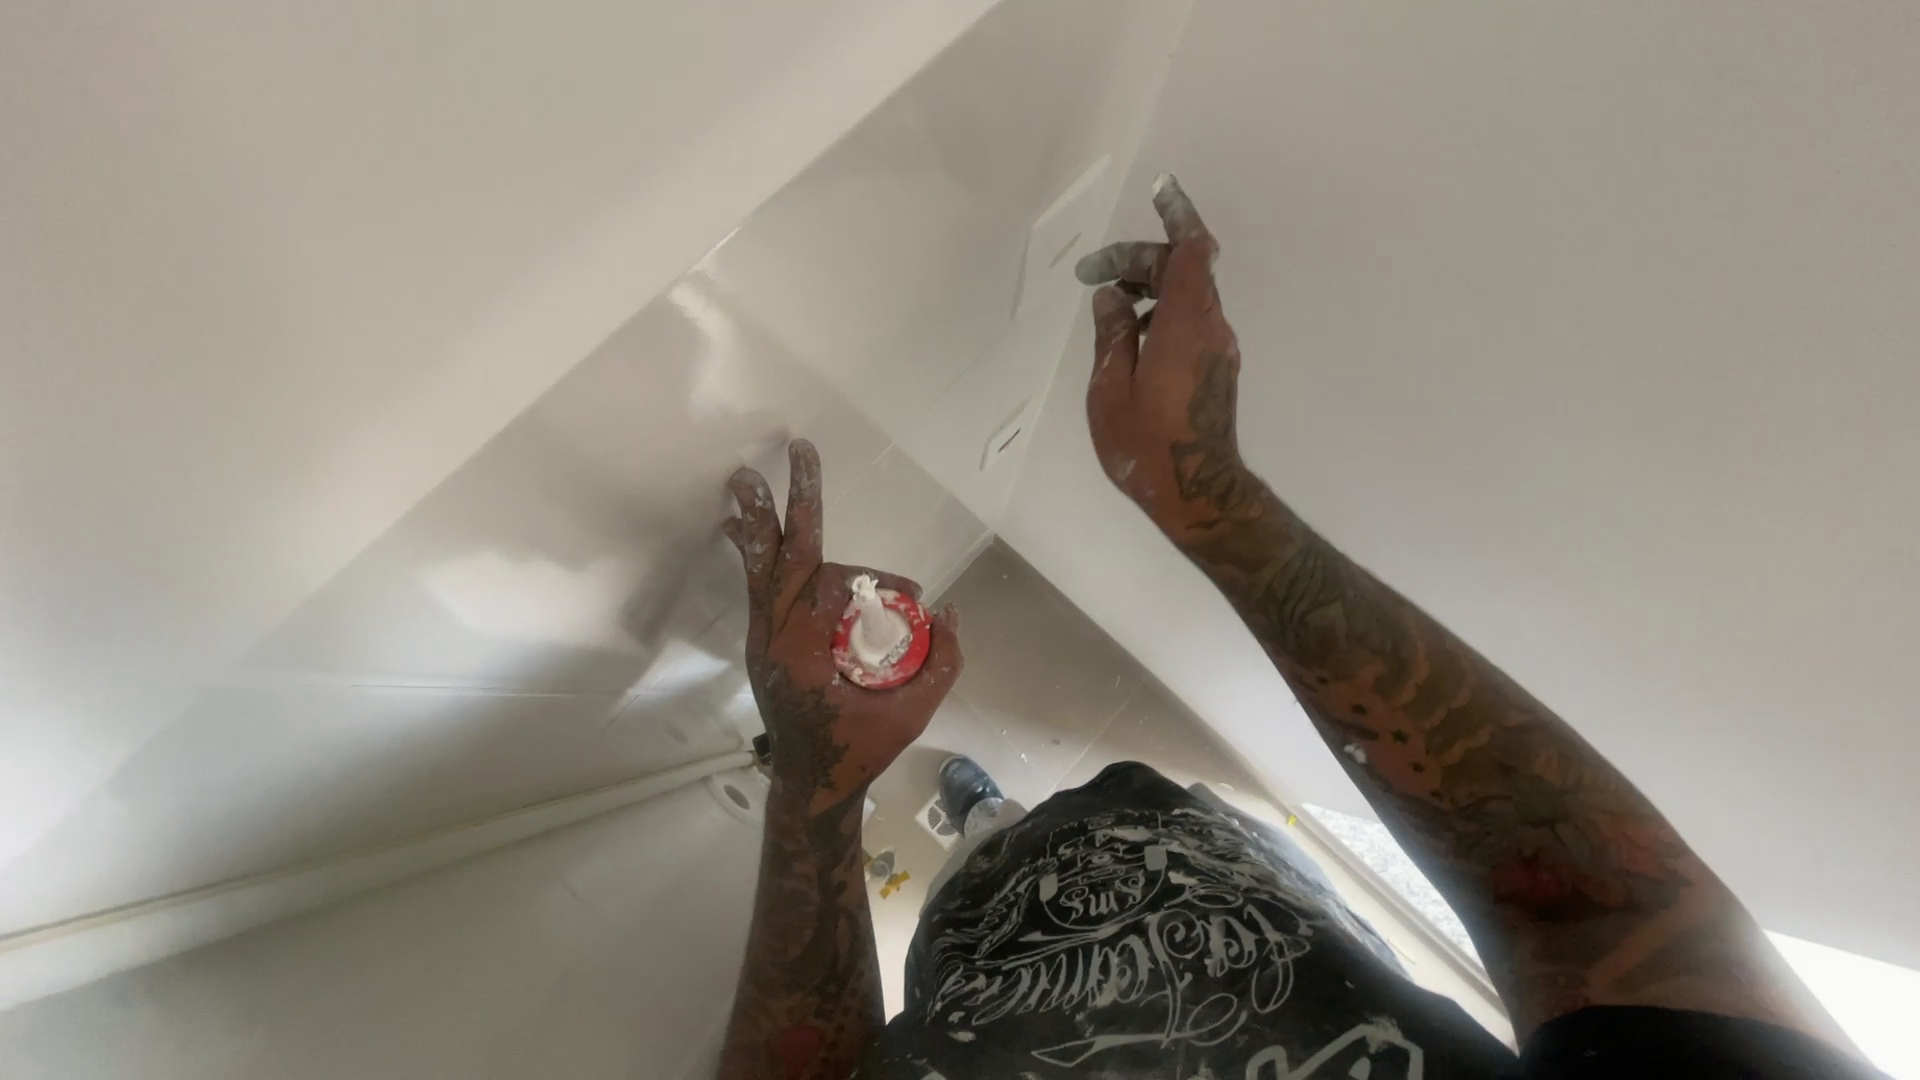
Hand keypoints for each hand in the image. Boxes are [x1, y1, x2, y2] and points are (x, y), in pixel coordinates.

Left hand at [723, 439, 962, 809]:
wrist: (811, 784)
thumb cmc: (861, 749)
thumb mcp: (912, 713)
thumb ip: (941, 662)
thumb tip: (949, 609)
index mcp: (806, 653)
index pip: (833, 585)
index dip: (874, 576)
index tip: (912, 594)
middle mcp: (775, 639)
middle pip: (785, 559)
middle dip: (793, 504)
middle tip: (795, 453)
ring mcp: (762, 641)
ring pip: (762, 570)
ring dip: (759, 523)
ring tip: (742, 481)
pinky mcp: (762, 644)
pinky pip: (756, 589)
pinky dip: (752, 556)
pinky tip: (740, 531)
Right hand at [1075, 174, 1259, 542]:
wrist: (1196, 493)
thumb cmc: (1145, 445)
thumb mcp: (1111, 389)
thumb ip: (1111, 336)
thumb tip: (1110, 297)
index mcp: (1184, 325)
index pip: (1190, 251)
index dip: (1176, 215)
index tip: (1160, 189)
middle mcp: (1210, 328)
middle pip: (1184, 269)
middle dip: (1138, 260)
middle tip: (1092, 276)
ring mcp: (1218, 349)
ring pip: (1187, 296)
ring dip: (1148, 289)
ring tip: (1106, 310)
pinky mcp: (1217, 369)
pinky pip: (1190, 322)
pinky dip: (1160, 314)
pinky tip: (1130, 339)